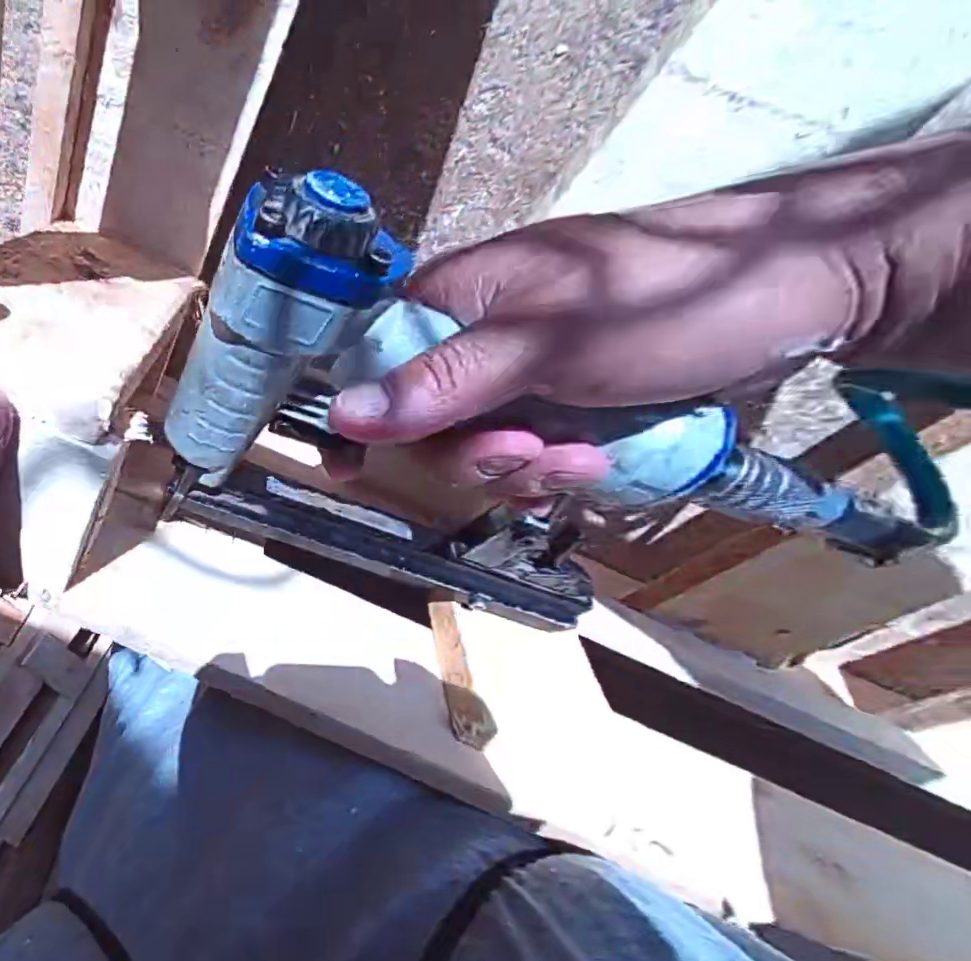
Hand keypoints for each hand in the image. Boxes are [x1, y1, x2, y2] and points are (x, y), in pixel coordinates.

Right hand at [321, 141, 964, 498]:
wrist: (815, 290)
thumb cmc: (665, 297)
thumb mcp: (541, 343)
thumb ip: (437, 383)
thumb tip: (341, 416)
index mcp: (443, 303)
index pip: (363, 365)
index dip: (355, 418)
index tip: (351, 469)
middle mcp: (462, 341)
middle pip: (416, 424)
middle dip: (471, 452)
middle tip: (529, 449)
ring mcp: (505, 377)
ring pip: (465, 448)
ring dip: (517, 467)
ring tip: (582, 456)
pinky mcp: (546, 404)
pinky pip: (510, 457)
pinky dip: (540, 473)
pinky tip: (583, 465)